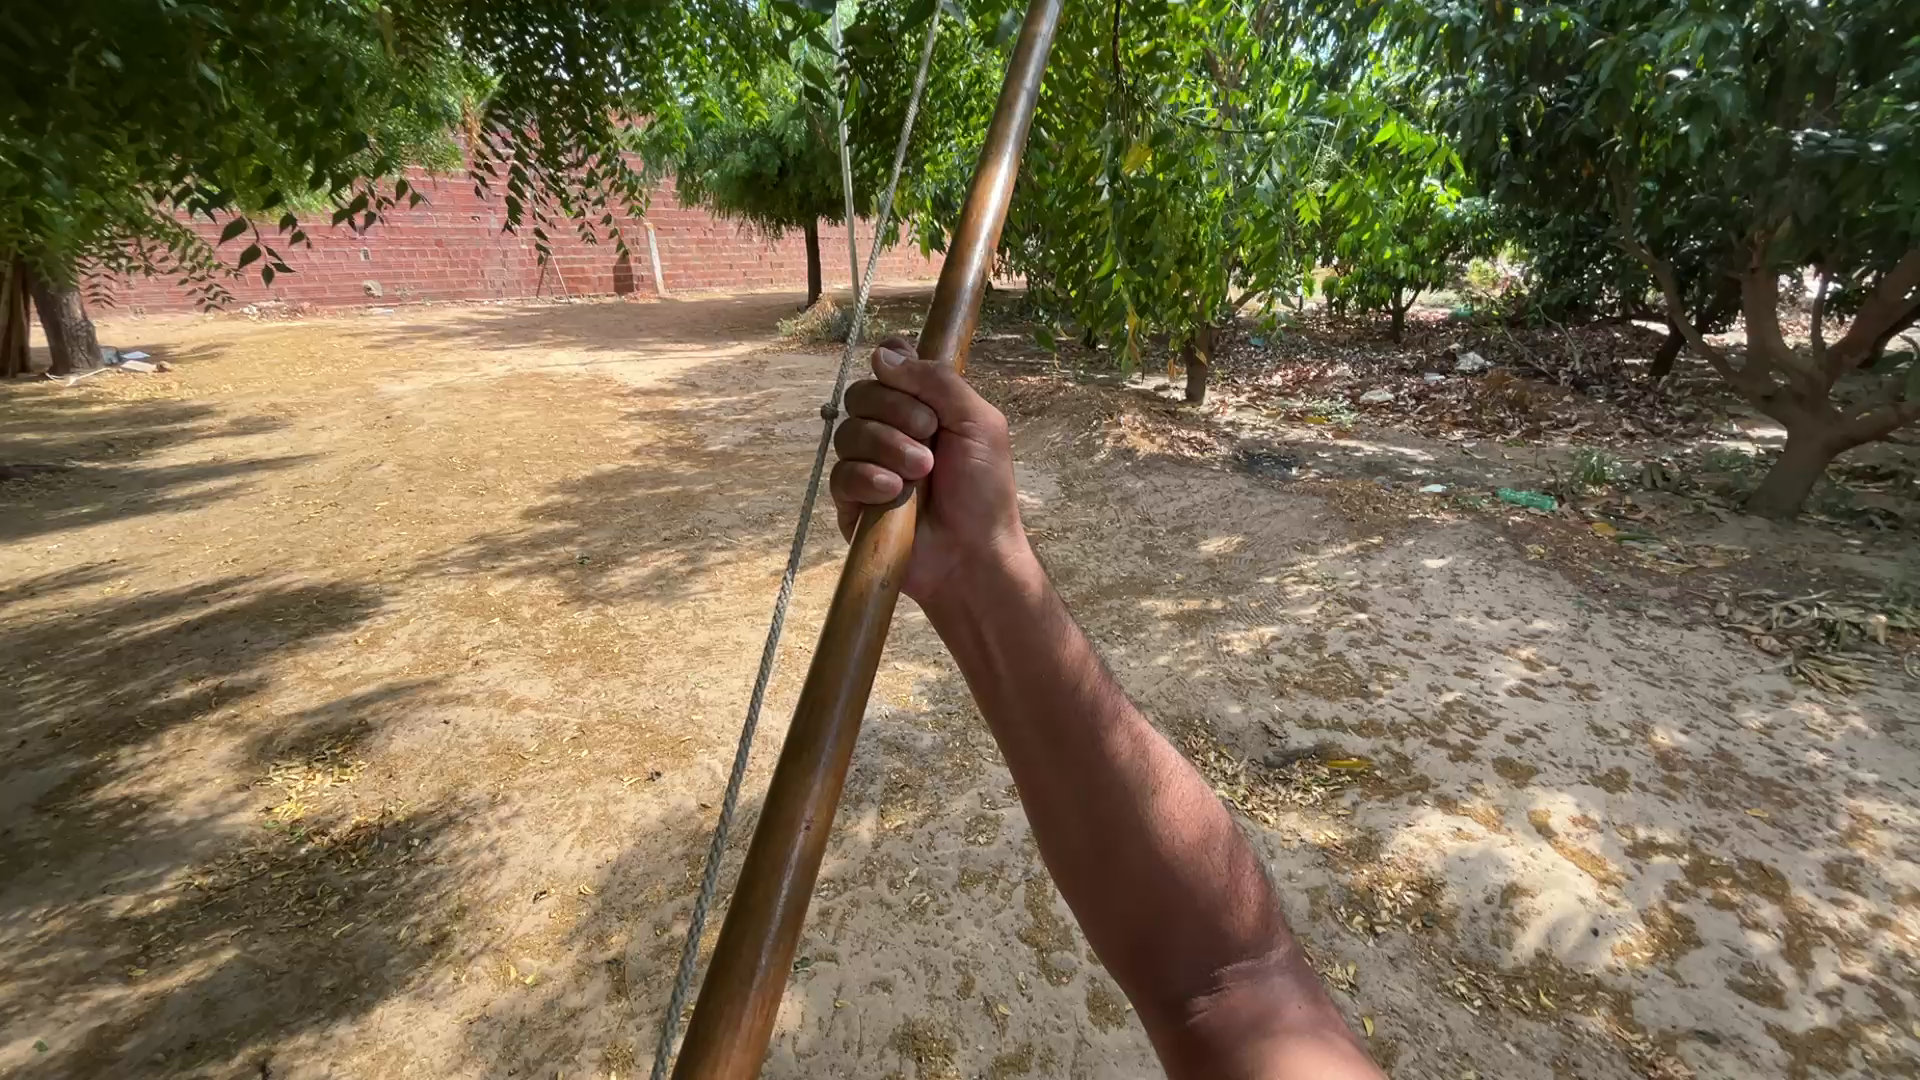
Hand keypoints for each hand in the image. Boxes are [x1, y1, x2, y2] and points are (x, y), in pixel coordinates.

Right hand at [830, 336, 1029, 607]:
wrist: (974, 553)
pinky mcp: (853, 503)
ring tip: (921, 474)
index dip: (893, 370)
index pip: (887, 368)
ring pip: (848, 433)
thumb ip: (936, 381)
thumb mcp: (977, 422)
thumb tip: (882, 353)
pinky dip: (867, 479)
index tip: (913, 386)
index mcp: (922, 408)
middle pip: (861, 395)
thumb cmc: (985, 491)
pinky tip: (893, 492)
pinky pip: (841, 475)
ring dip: (887, 447)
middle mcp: (891, 432)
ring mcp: (870, 467)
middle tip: (930, 437)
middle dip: (896, 412)